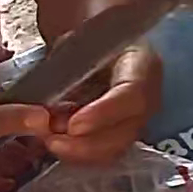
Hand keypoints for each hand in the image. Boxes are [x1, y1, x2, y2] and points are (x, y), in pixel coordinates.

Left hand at [44, 45, 160, 163]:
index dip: (104, 115)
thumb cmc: (85, 37)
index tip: (73, 125)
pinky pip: (99, 154)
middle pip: (126, 134)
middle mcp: (145, 99)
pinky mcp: (115, 135)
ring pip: (112, 150)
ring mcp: (133, 121)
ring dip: (77, 152)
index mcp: (142, 67)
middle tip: (50, 138)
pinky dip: (73, 154)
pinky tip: (51, 144)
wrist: (92, 40)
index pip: (133, 97)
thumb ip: (68, 66)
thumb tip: (50, 101)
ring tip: (47, 140)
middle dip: (85, 144)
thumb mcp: (78, 41)